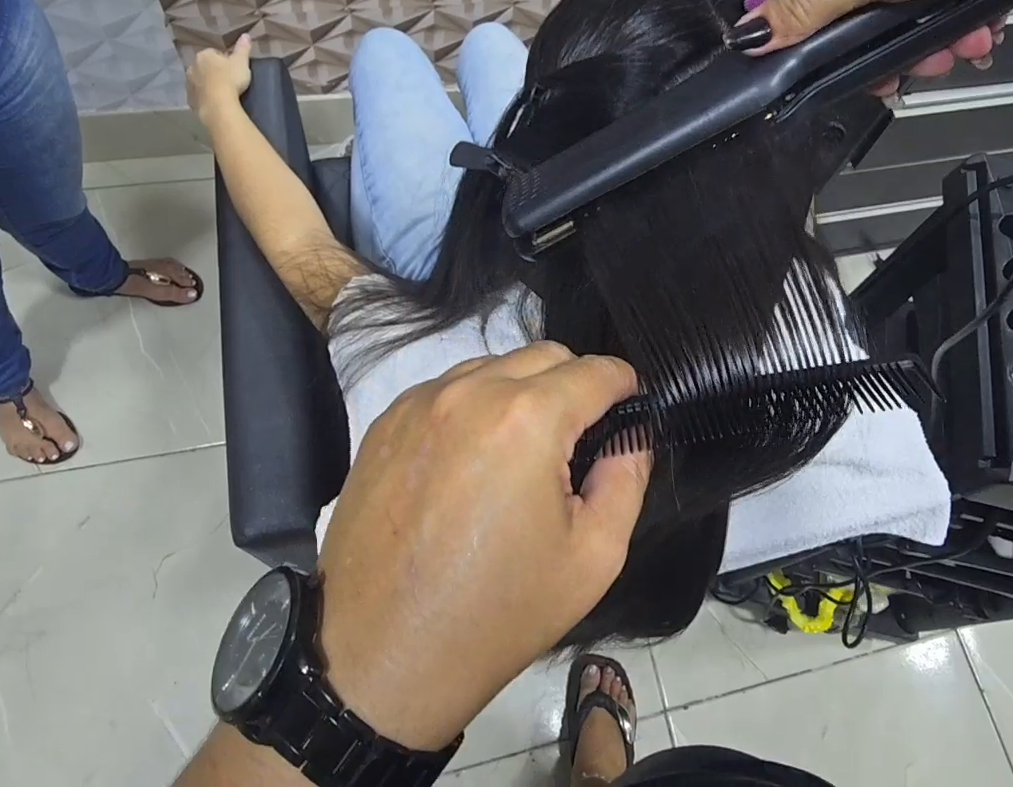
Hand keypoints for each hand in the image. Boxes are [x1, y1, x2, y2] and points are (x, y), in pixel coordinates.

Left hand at [187, 34, 253, 117]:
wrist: (218, 105)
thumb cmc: (230, 80)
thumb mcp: (241, 62)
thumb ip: (243, 48)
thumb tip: (246, 35)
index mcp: (204, 55)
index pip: (214, 53)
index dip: (224, 60)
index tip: (233, 68)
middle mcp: (192, 67)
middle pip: (204, 66)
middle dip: (213, 71)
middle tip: (228, 80)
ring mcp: (189, 84)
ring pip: (199, 80)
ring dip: (207, 83)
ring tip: (221, 92)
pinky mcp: (190, 99)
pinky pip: (198, 95)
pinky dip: (204, 96)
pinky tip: (214, 101)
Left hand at [316, 343, 649, 751]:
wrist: (380, 657)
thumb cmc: (497, 612)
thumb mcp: (593, 556)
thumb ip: (627, 477)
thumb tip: (630, 433)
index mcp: (527, 419)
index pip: (595, 370)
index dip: (625, 386)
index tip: (632, 409)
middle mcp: (469, 391)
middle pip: (545, 356)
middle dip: (576, 384)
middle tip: (580, 441)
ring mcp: (419, 403)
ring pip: (493, 367)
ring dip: (522, 393)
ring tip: (521, 457)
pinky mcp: (386, 423)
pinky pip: (447, 391)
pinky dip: (474, 408)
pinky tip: (471, 463)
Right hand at [743, 0, 1012, 93]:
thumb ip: (805, 8)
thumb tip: (742, 40)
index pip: (833, 0)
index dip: (854, 45)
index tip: (886, 76)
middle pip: (883, 8)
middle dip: (912, 46)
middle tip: (942, 63)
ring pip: (929, 2)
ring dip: (948, 36)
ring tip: (975, 46)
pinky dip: (974, 13)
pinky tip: (991, 25)